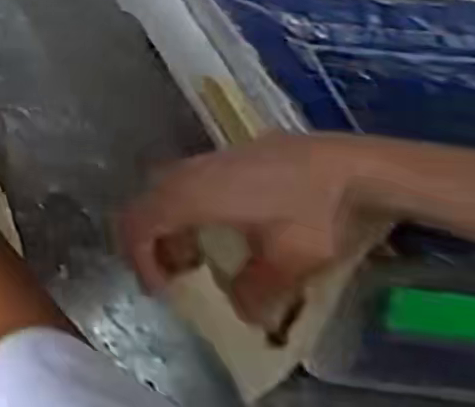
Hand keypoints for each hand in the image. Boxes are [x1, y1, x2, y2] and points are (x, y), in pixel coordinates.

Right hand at [119, 133, 380, 325]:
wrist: (336, 163)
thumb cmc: (310, 208)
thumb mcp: (292, 258)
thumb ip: (259, 287)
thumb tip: (242, 312)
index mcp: (186, 199)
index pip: (138, 226)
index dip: (140, 259)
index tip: (160, 292)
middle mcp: (176, 179)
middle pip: (139, 211)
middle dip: (147, 248)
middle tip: (168, 281)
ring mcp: (190, 167)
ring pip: (154, 201)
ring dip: (163, 234)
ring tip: (191, 265)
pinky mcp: (205, 165)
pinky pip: (172, 193)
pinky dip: (176, 219)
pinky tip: (209, 237)